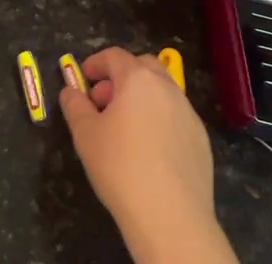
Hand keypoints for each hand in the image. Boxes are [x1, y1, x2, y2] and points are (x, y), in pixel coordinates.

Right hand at [59, 48, 237, 263]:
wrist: (170, 214)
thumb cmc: (120, 167)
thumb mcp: (85, 135)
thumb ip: (75, 106)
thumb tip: (70, 91)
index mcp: (138, 79)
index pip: (115, 56)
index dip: (96, 63)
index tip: (84, 78)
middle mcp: (167, 88)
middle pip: (143, 66)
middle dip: (122, 77)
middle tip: (104, 102)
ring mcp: (188, 112)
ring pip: (163, 92)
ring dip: (142, 98)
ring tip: (126, 128)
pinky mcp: (201, 138)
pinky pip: (176, 117)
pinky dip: (160, 120)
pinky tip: (150, 150)